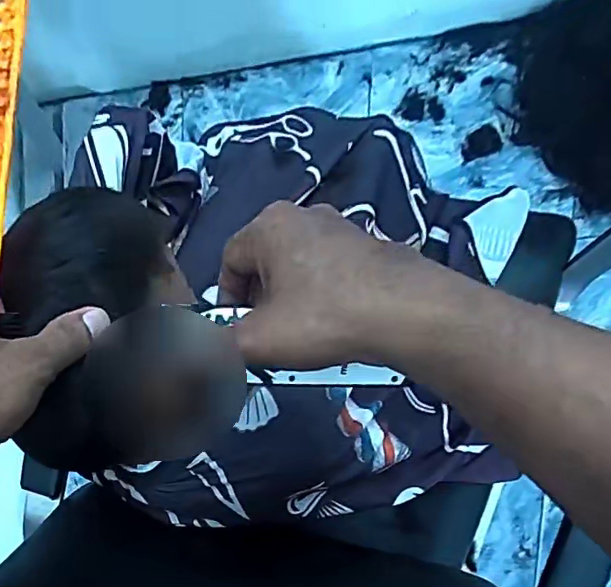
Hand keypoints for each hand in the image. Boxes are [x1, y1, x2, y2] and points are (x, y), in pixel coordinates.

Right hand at [216, 201, 461, 370]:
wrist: (403, 311)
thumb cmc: (320, 318)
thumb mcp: (259, 340)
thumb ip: (222, 344)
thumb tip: (208, 348)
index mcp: (268, 226)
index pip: (228, 261)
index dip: (226, 301)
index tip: (237, 333)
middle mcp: (303, 215)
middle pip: (264, 264)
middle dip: (260, 304)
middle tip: (269, 338)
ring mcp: (341, 227)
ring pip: (298, 271)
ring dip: (292, 304)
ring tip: (303, 337)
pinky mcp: (369, 247)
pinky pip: (331, 275)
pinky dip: (323, 300)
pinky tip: (335, 327)